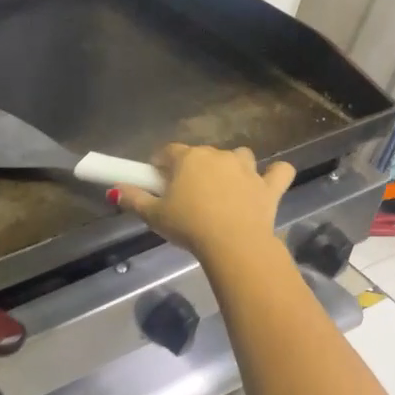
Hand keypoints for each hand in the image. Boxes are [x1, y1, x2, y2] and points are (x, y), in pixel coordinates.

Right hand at [111, 144, 294, 259]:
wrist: (233, 244)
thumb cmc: (188, 226)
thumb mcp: (153, 216)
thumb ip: (133, 199)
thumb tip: (114, 189)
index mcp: (188, 158)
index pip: (168, 151)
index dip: (160, 164)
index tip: (157, 180)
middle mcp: (218, 156)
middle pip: (202, 155)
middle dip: (193, 169)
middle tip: (186, 195)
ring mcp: (247, 169)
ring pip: (239, 157)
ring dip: (231, 167)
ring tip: (224, 190)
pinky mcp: (269, 186)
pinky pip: (279, 171)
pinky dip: (274, 175)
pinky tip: (267, 183)